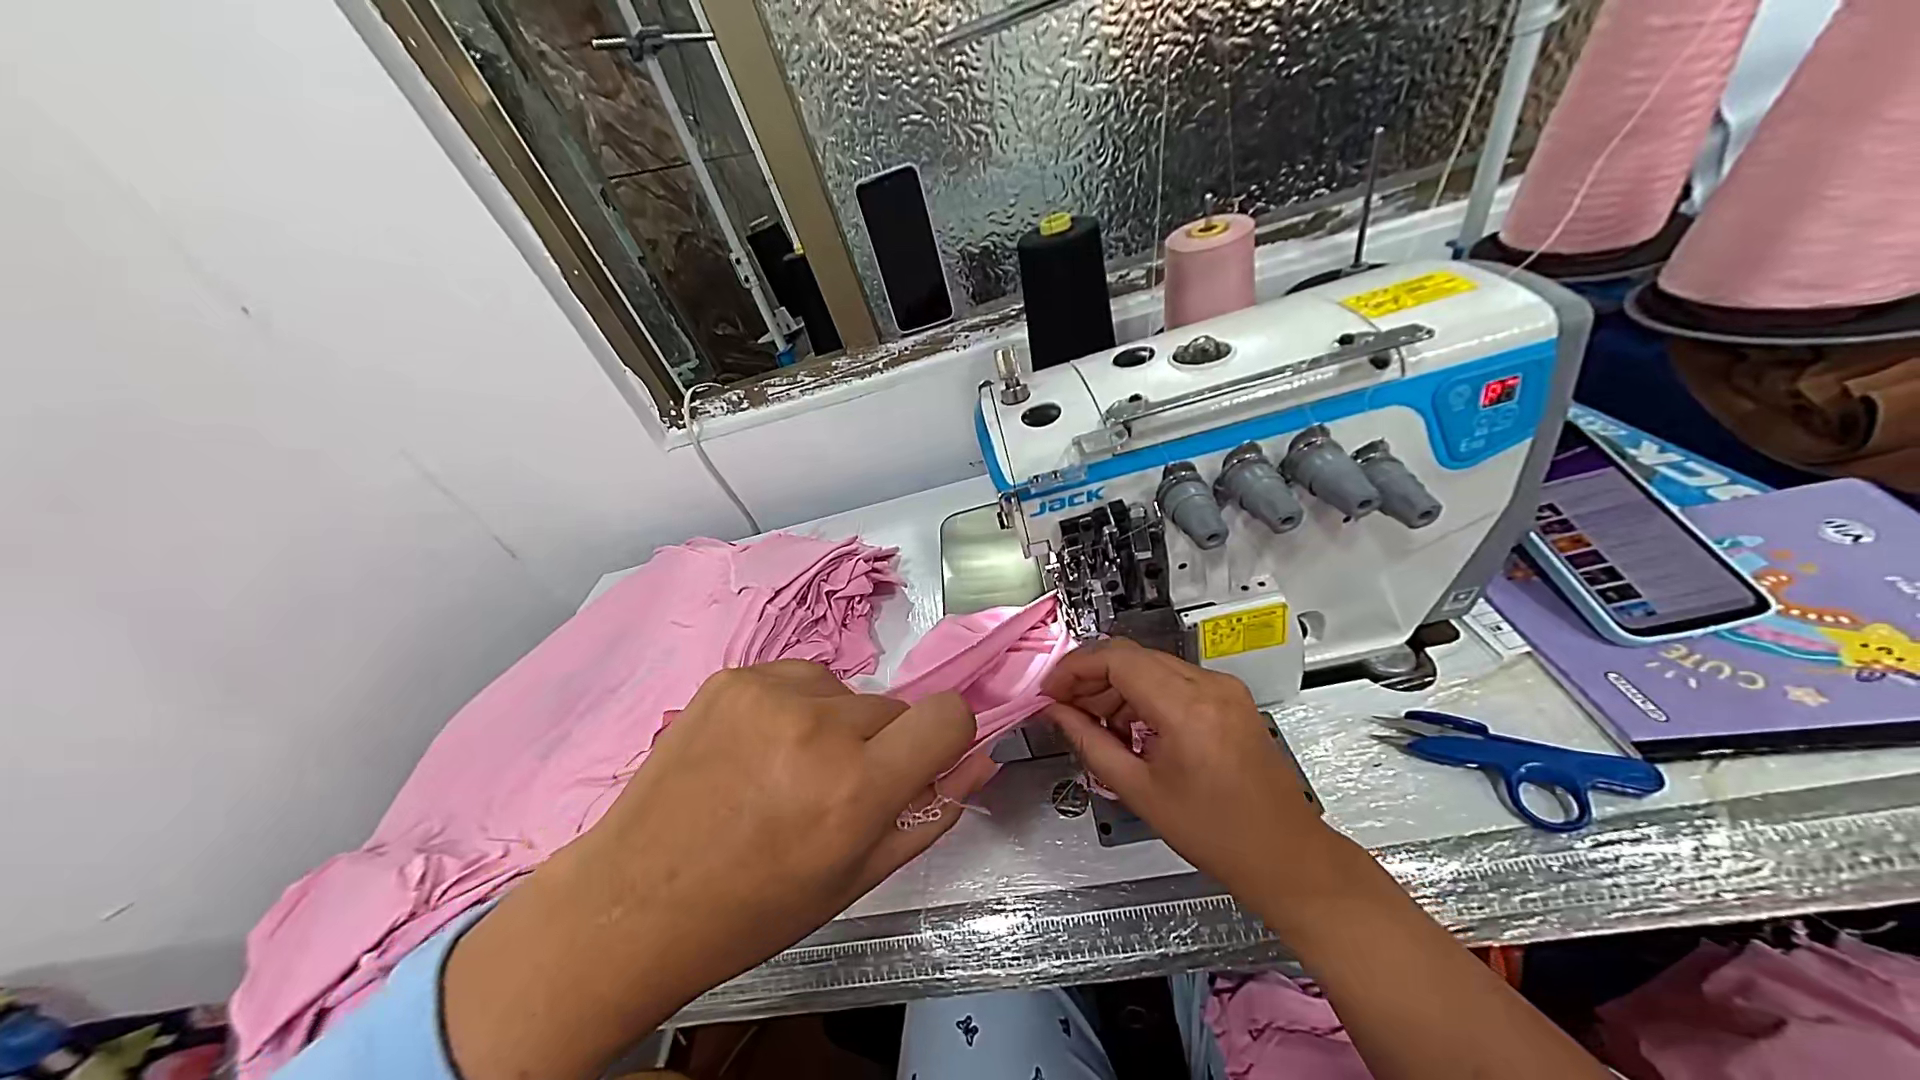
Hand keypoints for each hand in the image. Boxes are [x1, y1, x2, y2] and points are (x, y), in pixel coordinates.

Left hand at [444, 660, 995, 1079]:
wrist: (632, 902)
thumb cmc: (753, 908)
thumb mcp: (855, 878)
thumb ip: (929, 814)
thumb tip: (979, 762)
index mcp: (855, 787)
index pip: (948, 715)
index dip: (948, 736)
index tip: (925, 759)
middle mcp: (817, 726)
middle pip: (894, 706)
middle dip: (881, 743)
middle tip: (836, 787)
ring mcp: (768, 693)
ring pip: (846, 691)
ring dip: (837, 723)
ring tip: (789, 769)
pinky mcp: (732, 677)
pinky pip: (798, 678)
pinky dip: (794, 707)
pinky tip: (757, 749)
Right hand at [1042, 638, 1328, 892]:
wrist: (1284, 855)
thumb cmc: (1221, 835)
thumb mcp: (1138, 790)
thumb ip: (1089, 743)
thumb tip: (1059, 714)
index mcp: (1187, 709)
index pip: (1116, 659)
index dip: (1075, 669)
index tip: (1052, 690)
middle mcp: (1210, 687)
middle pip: (1131, 656)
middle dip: (1091, 678)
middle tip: (1066, 708)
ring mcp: (1224, 689)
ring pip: (1151, 665)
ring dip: (1116, 687)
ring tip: (1097, 726)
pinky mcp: (1229, 698)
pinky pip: (1174, 679)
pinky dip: (1143, 695)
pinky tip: (1130, 728)